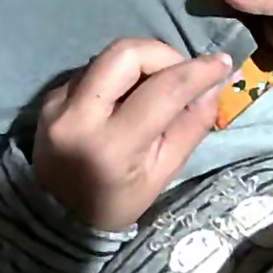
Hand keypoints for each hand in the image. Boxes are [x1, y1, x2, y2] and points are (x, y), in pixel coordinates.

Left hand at [35, 40, 234, 231]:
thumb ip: (191, 126)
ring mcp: (58, 102)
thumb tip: (214, 84)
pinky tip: (128, 96)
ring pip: (109, 56)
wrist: (52, 219)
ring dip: (143, 62)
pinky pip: (95, 68)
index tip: (222, 63)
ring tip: (158, 85)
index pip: (162, 91)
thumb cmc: (116, 202)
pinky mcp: (51, 95)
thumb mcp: (162, 174)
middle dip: (164, 53)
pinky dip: (121, 74)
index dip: (197, 71)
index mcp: (111, 146)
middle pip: (126, 53)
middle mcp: (77, 116)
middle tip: (182, 73)